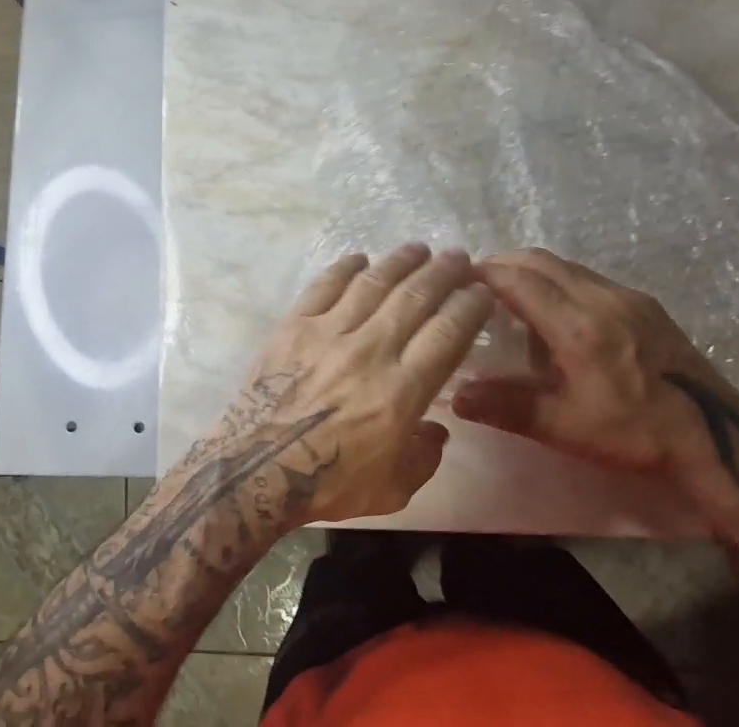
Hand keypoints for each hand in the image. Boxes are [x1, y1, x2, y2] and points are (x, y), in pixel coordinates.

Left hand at [197, 244, 493, 527]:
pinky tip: (360, 260)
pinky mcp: (293, 326)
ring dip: (400, 262)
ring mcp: (328, 333)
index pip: (447, 334)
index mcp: (402, 391)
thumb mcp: (395, 489)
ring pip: (372, 284)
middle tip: (458, 257)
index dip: (470, 307)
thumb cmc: (329, 483)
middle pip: (415, 298)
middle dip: (443, 273)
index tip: (482, 290)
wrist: (257, 470)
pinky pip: (323, 286)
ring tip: (418, 250)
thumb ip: (424, 456)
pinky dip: (344, 268)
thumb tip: (436, 427)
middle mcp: (370, 351)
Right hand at [449, 248, 737, 485]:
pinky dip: (558, 282)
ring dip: (530, 272)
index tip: (454, 282)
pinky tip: (554, 316)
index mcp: (580, 327)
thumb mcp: (567, 429)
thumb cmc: (637, 436)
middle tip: (473, 288)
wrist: (722, 443)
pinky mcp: (646, 305)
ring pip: (565, 266)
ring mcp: (629, 298)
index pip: (518, 279)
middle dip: (501, 266)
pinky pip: (588, 278)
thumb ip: (508, 406)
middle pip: (540, 261)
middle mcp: (603, 299)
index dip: (482, 274)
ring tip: (507, 299)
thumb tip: (453, 395)